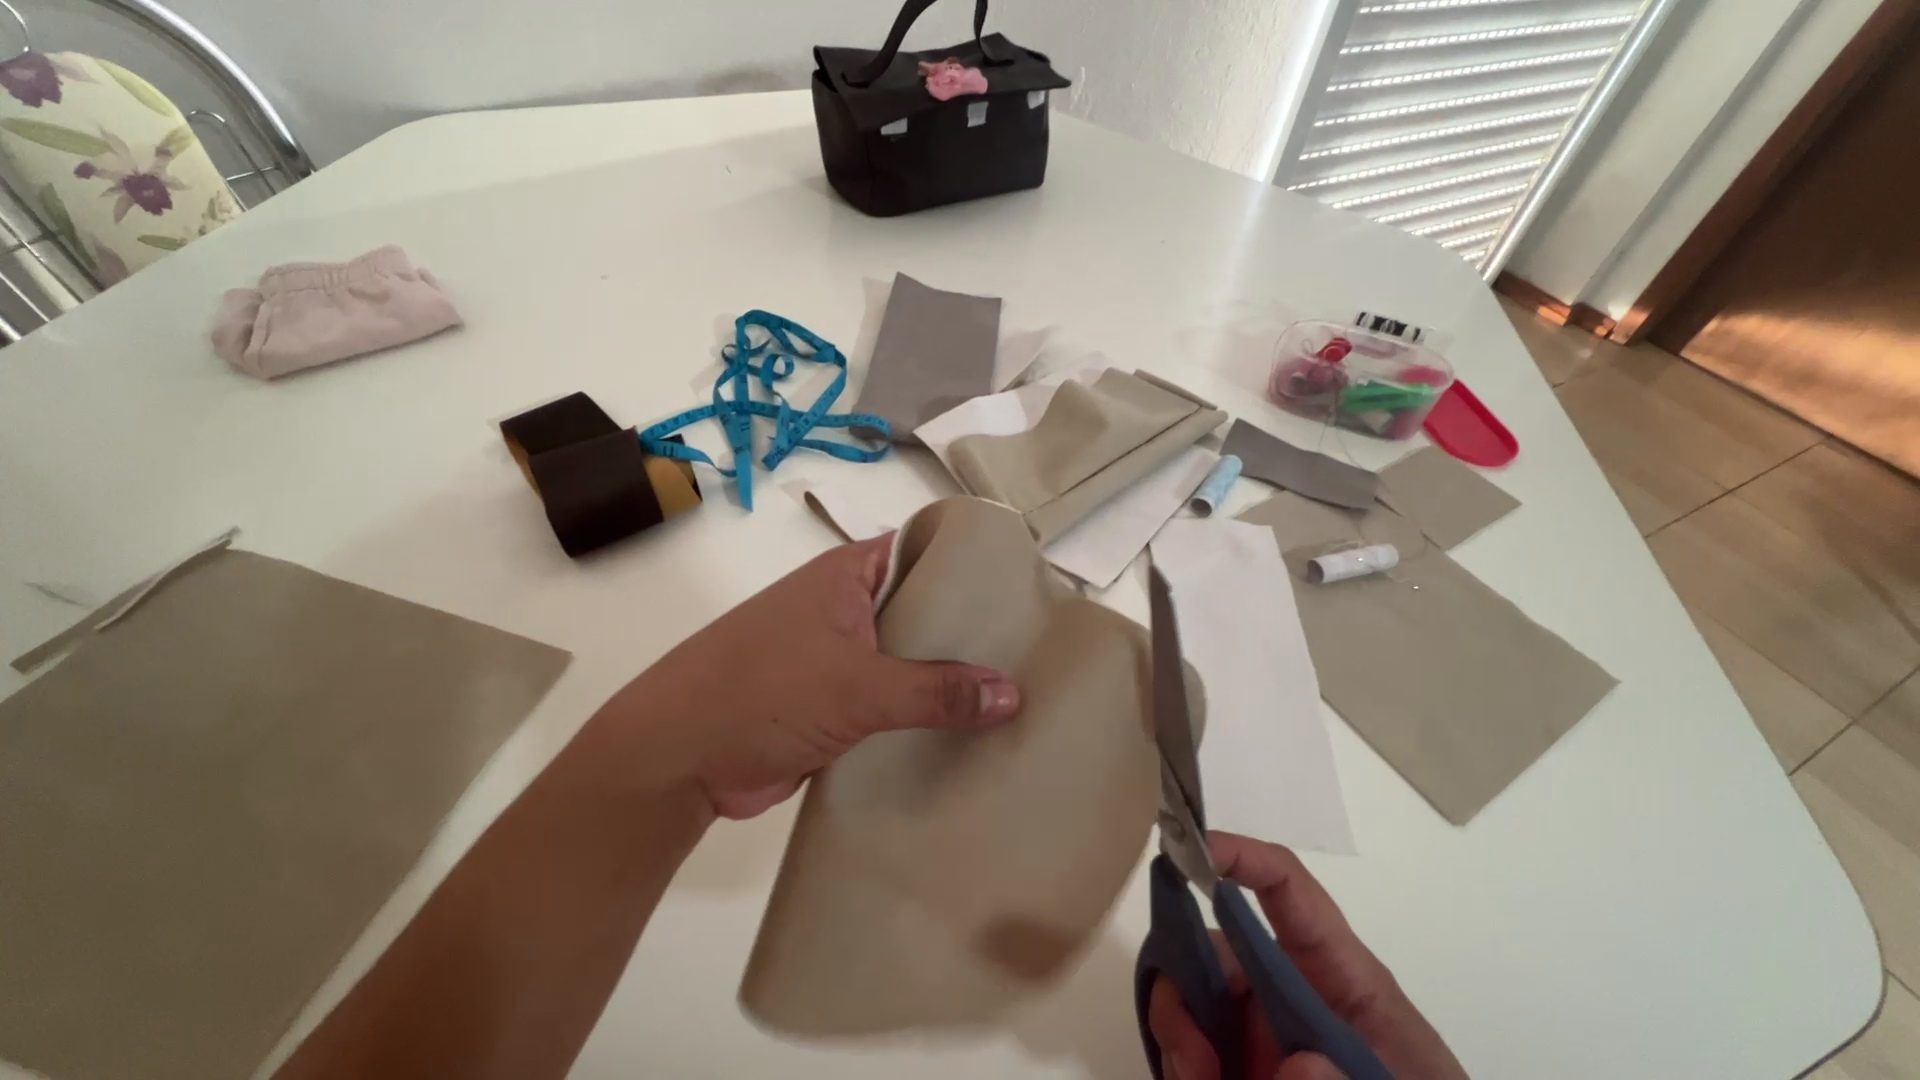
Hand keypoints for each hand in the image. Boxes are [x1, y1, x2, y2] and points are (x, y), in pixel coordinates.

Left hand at [602, 533, 1020, 818]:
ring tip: (1020, 695)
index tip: (1030, 587)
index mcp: (847, 576)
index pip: (924, 549)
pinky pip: (892, 702)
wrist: (676, 759)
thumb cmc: (761, 694)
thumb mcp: (856, 686)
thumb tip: (1013, 693)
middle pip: (923, 609)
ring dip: (949, 680)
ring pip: (909, 661)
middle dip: (973, 630)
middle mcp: (846, 609)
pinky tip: (970, 735)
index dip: (974, 563)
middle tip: (1039, 651)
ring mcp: (839, 659)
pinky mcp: (833, 705)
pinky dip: (922, 716)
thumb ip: (935, 690)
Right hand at [1147, 833, 1468, 1079]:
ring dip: (1179, 1036)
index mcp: (1339, 971)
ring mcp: (1261, 1025)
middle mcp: (1289, 985)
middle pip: (1216, 947)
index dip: (1237, 856)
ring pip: (1192, 997)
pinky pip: (1188, 1042)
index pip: (1286, 888)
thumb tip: (1298, 1063)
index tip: (1186, 853)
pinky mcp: (1240, 1058)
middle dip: (1186, 988)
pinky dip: (1180, 1062)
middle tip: (1193, 1061)